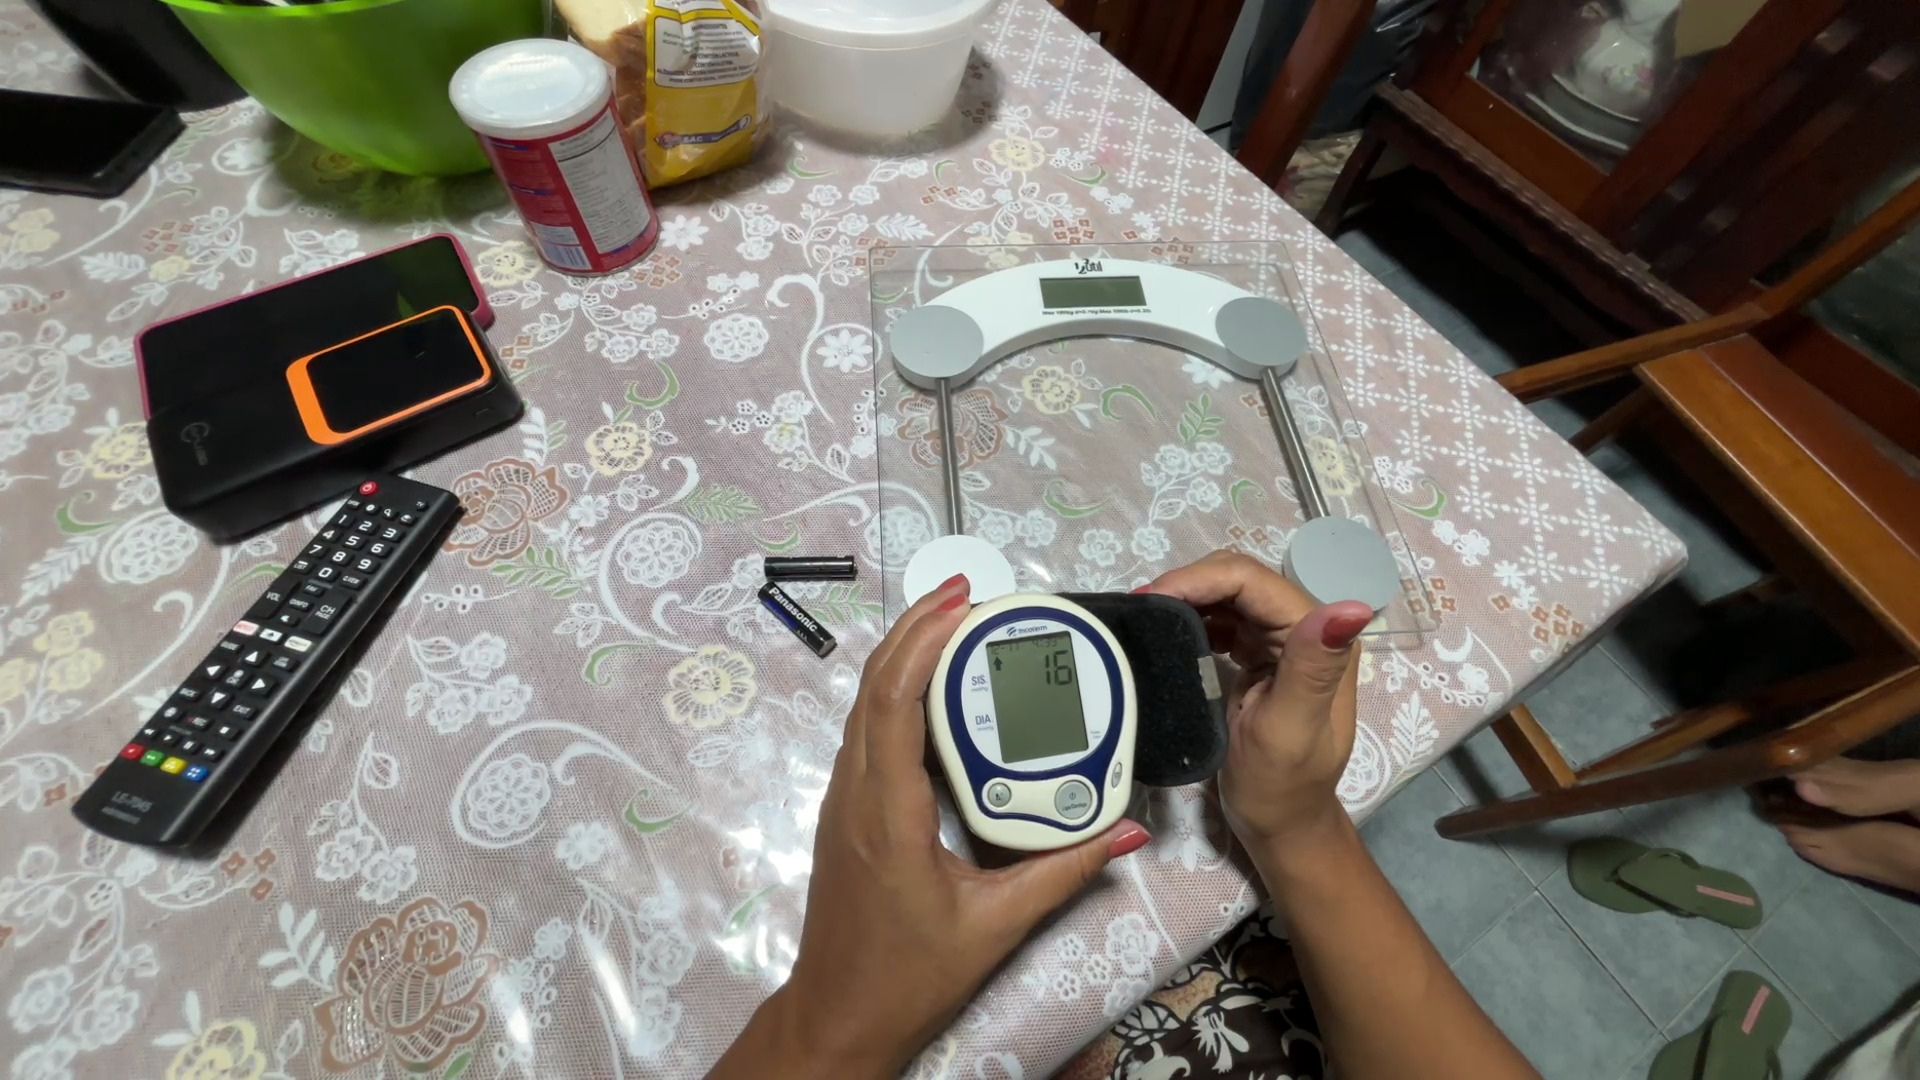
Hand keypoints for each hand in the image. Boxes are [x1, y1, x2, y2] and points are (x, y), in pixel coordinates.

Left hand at [716, 574, 1149, 1078]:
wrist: (838, 1014)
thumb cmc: (910, 974)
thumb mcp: (997, 925)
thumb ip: (1063, 873)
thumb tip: (1126, 832)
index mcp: (888, 812)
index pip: (894, 703)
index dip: (921, 643)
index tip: (958, 602)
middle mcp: (855, 790)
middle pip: (872, 685)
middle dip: (913, 628)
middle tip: (962, 593)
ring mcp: (843, 793)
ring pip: (863, 701)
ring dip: (901, 652)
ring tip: (950, 622)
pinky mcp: (847, 802)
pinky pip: (868, 726)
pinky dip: (896, 687)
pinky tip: (932, 682)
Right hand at [1142, 552, 1372, 851]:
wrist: (1279, 822)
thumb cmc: (1281, 784)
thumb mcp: (1289, 730)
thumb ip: (1312, 667)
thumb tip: (1349, 608)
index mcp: (1319, 639)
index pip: (1254, 582)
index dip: (1200, 578)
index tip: (1151, 598)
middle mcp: (1305, 629)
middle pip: (1240, 578)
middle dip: (1190, 582)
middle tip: (1142, 607)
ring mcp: (1280, 640)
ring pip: (1228, 592)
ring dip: (1188, 596)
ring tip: (1148, 615)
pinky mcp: (1258, 653)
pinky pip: (1222, 616)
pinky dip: (1192, 614)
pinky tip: (1169, 632)